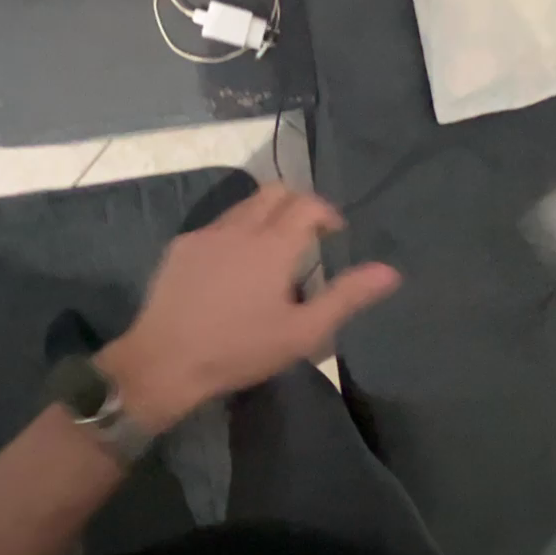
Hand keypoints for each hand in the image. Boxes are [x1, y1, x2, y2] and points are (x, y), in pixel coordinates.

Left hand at [96, 183, 400, 431]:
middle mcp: (241, 227)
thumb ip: (347, 297)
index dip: (327, 212)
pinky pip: (218, 225)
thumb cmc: (240, 349)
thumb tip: (390, 272)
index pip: (308, 204)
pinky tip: (234, 267)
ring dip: (266, 216)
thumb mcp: (303, 332)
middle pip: (275, 192)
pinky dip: (236, 232)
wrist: (164, 362)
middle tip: (307, 235)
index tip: (335, 233)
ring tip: (272, 251)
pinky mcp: (181, 246)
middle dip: (297, 204)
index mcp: (274, 244)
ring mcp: (207, 233)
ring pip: (245, 205)